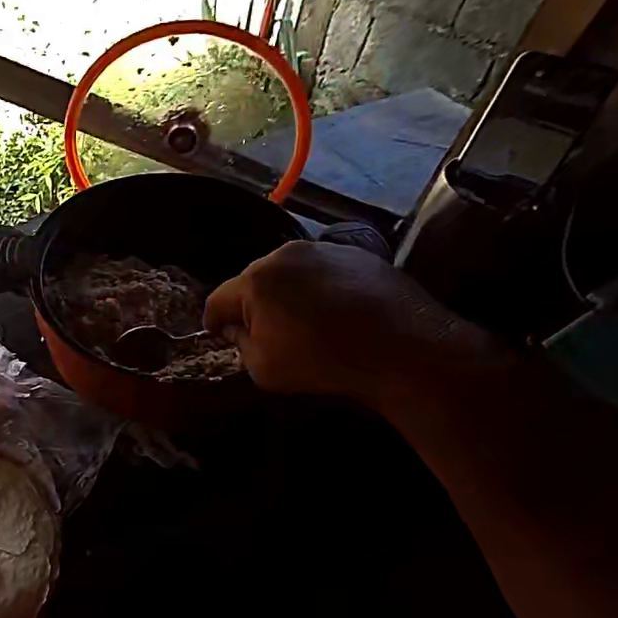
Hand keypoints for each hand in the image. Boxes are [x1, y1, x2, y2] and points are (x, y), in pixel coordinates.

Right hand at [204, 240, 498, 405]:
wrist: (404, 348)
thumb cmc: (323, 361)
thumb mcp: (263, 368)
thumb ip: (240, 344)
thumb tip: (237, 329)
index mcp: (255, 281)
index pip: (218, 299)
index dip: (213, 321)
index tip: (218, 335)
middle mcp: (284, 255)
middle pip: (251, 281)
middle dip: (251, 304)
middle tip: (262, 331)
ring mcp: (323, 249)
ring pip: (287, 273)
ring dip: (285, 294)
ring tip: (300, 321)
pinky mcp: (356, 253)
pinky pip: (321, 270)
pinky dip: (317, 288)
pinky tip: (332, 313)